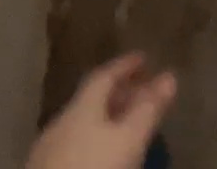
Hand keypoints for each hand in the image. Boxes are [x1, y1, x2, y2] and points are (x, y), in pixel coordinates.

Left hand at [27, 53, 175, 168]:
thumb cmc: (97, 167)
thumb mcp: (131, 137)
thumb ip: (149, 106)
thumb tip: (169, 76)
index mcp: (79, 108)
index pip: (103, 76)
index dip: (125, 65)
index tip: (145, 58)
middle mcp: (58, 123)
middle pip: (91, 99)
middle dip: (120, 92)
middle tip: (144, 92)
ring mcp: (47, 150)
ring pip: (82, 122)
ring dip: (108, 116)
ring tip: (130, 122)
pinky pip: (74, 142)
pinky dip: (94, 136)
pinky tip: (105, 148)